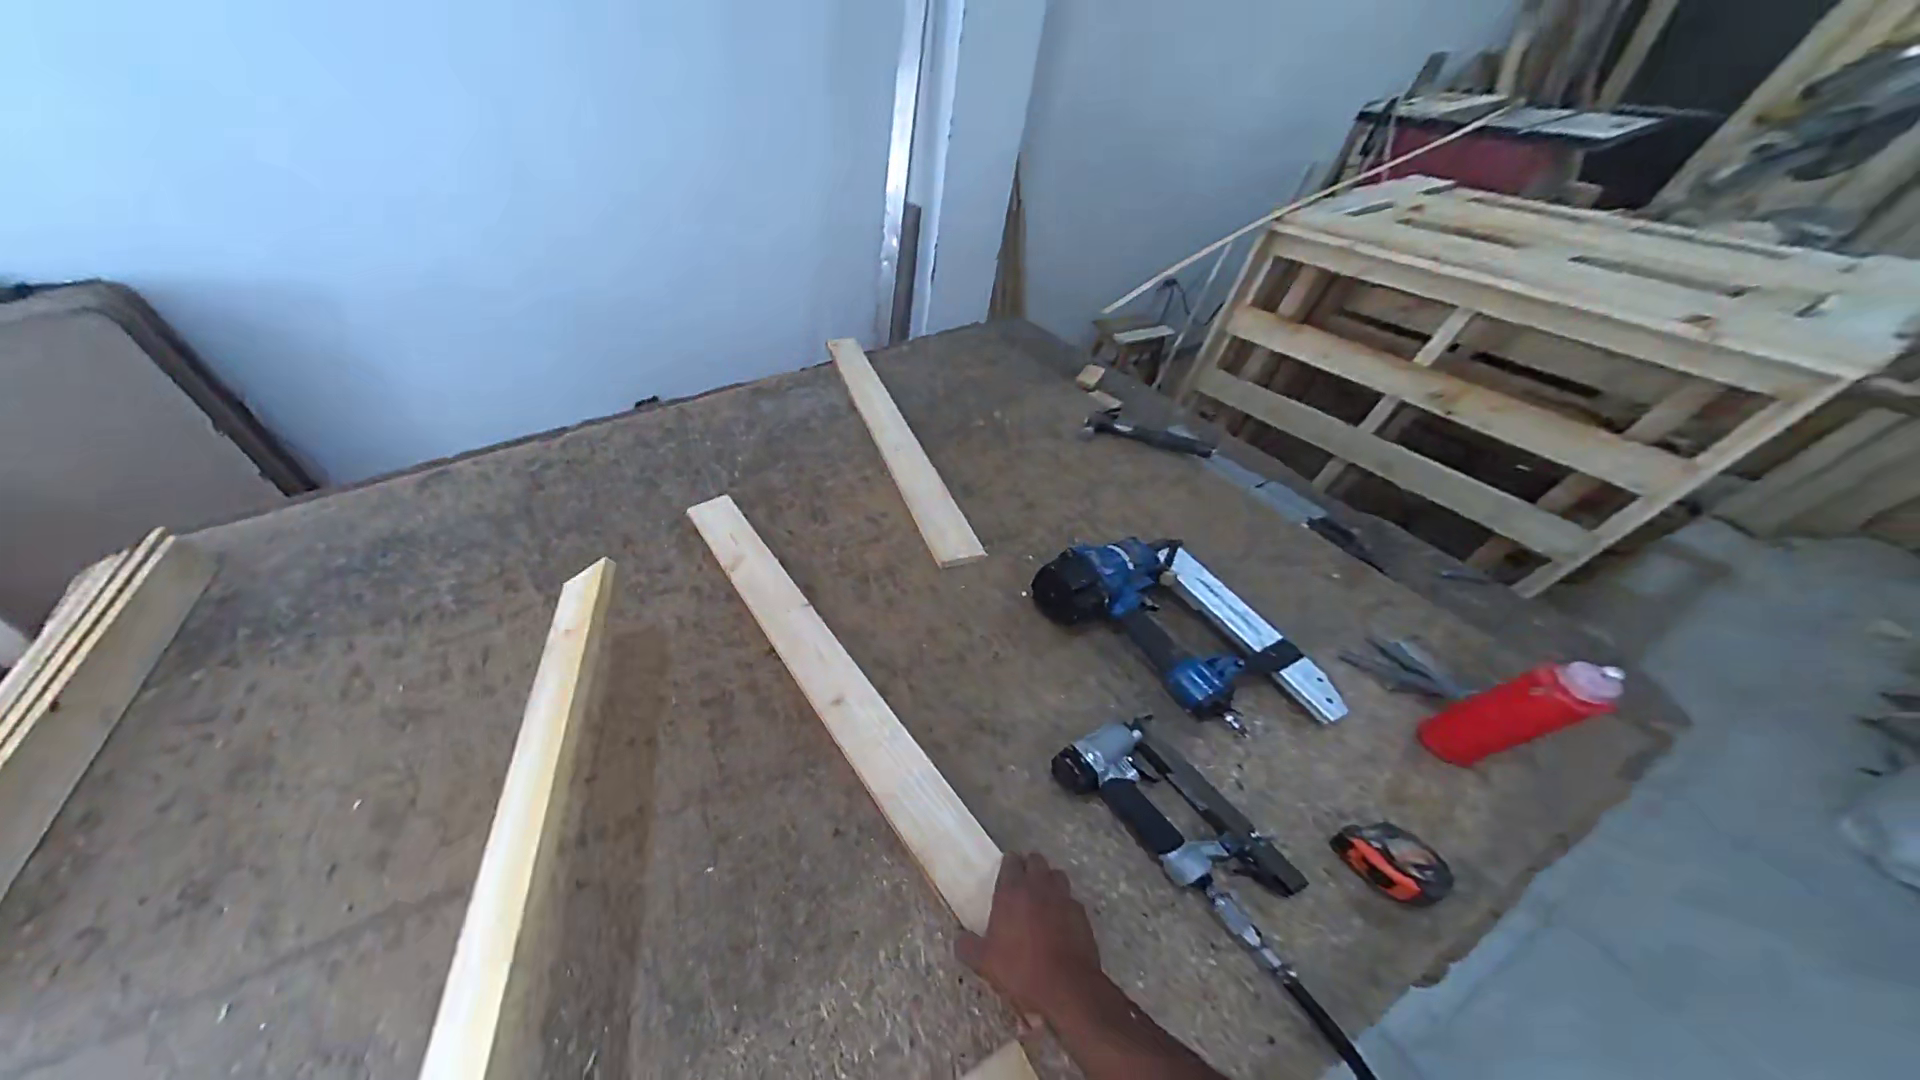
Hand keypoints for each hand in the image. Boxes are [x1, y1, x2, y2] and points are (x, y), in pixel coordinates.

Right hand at [956, 852, 1107, 1020]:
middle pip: (1035, 860)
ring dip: (1049, 880)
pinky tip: (1060, 920)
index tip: (1005, 872)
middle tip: (1023, 882)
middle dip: (1029, 866)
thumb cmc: (1021, 970)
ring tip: (1043, 897)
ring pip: (1056, 874)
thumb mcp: (985, 962)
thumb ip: (968, 947)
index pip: (1010, 861)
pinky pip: (1071, 898)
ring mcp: (1062, 896)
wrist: (1066, 987)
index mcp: (1012, 891)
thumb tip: (960, 940)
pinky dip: (1064, 903)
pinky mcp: (1081, 912)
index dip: (1008, 864)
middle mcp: (1038, 886)